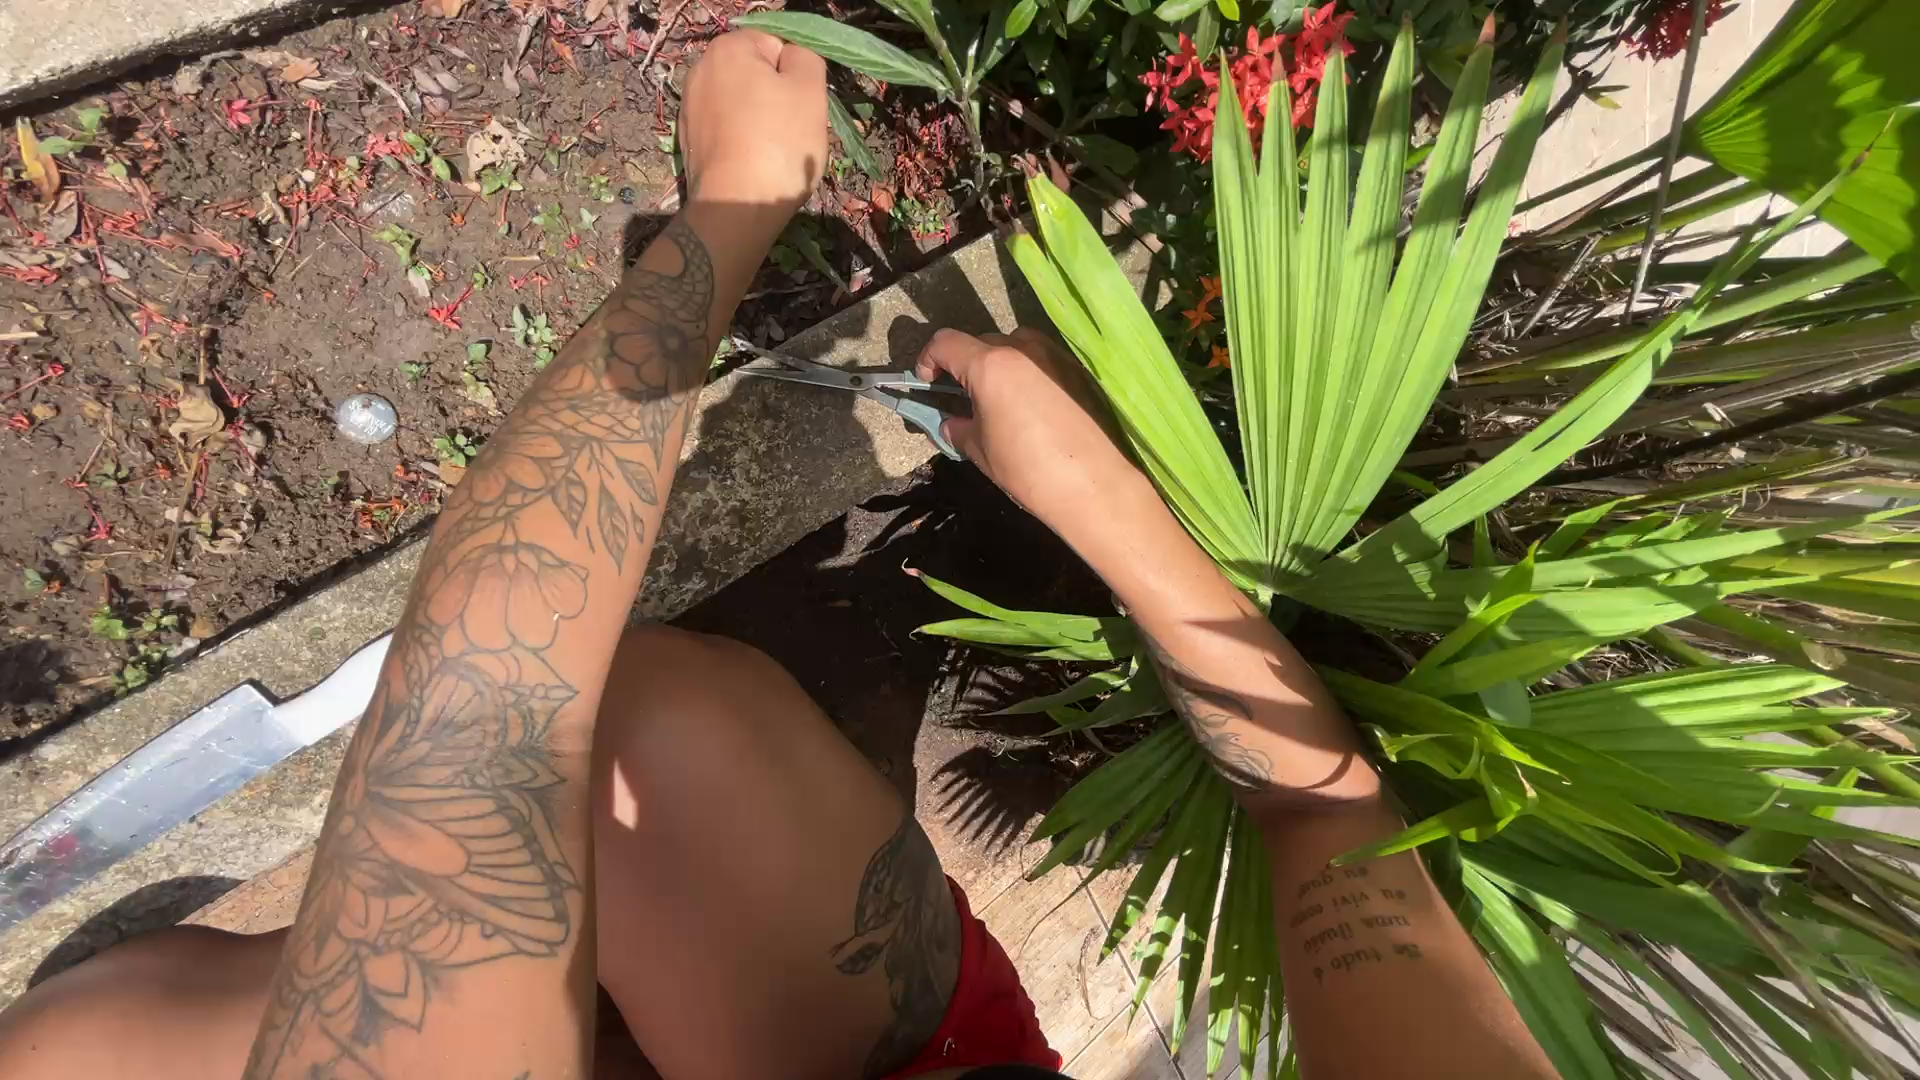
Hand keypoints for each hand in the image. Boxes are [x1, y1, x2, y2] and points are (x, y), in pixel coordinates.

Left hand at [680, 30, 826, 212]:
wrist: (736, 208)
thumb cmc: (779, 146)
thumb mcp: (810, 93)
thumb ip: (807, 60)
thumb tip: (794, 59)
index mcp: (730, 47)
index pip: (777, 47)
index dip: (796, 80)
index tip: (802, 111)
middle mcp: (701, 68)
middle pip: (756, 78)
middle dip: (776, 102)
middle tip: (790, 137)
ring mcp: (690, 106)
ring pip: (741, 108)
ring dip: (759, 125)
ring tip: (770, 156)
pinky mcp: (689, 141)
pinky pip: (726, 133)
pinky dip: (741, 145)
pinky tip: (751, 167)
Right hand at [915, 328, 1161, 546]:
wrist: (1094, 483)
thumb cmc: (1029, 469)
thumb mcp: (981, 451)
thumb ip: (958, 428)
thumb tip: (950, 423)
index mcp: (991, 365)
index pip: (945, 343)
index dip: (928, 359)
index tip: (927, 381)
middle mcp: (1022, 348)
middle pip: (980, 343)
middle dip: (964, 366)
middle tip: (962, 399)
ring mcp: (1054, 355)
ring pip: (1013, 346)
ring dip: (997, 365)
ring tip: (998, 402)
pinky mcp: (1077, 369)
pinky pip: (1040, 360)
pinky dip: (1026, 373)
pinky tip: (1031, 408)